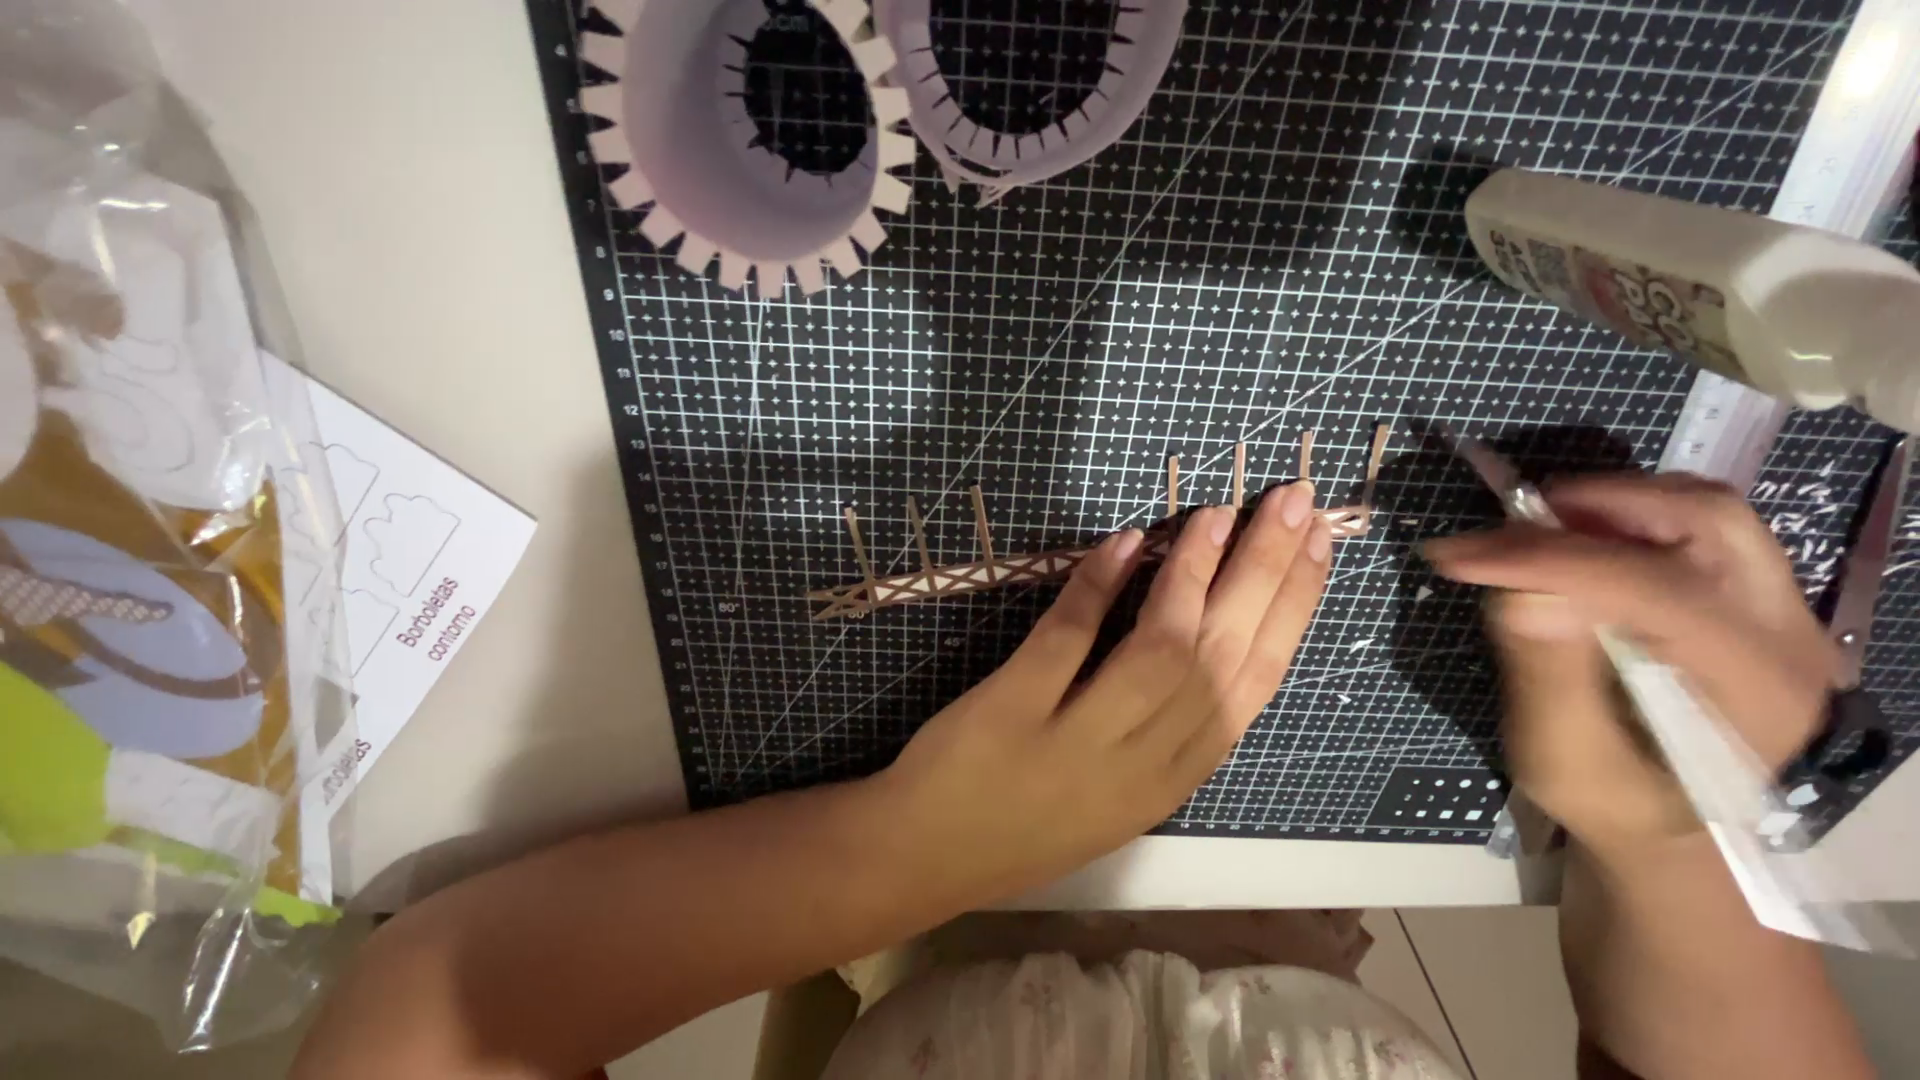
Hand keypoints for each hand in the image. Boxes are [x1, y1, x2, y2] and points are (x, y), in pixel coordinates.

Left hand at [877, 483, 1332, 899]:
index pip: (1253, 684)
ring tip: (1215, 514)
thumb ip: (1165, 726)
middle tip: (1292, 504)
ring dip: (1192, 573)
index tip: (1316, 547)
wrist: (930, 858)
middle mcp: (1140, 762)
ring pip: (1157, 649)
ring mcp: (1076, 740)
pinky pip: (1066, 640)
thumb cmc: (1028, 821)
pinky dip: (1098, 587)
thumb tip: (1201, 627)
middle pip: (1220, 656)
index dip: (1291, 611)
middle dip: (1264, 575)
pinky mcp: (1012, 712)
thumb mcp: (1121, 789)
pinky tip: (1124, 542)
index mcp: (1174, 776)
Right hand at [1424, 473, 1838, 852]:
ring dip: (1609, 506)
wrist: (1674, 824)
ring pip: (1703, 509)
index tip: (1455, 555)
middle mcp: (1788, 632)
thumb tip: (1522, 592)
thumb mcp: (1567, 763)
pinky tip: (1573, 547)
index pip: (1652, 586)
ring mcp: (1781, 608)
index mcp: (1752, 686)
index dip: (1547, 559)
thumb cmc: (1615, 804)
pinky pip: (1694, 525)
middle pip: (1704, 518)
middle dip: (1593, 507)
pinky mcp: (1752, 596)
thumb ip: (1550, 680)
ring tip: (1536, 535)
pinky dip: (1624, 517)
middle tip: (1508, 529)